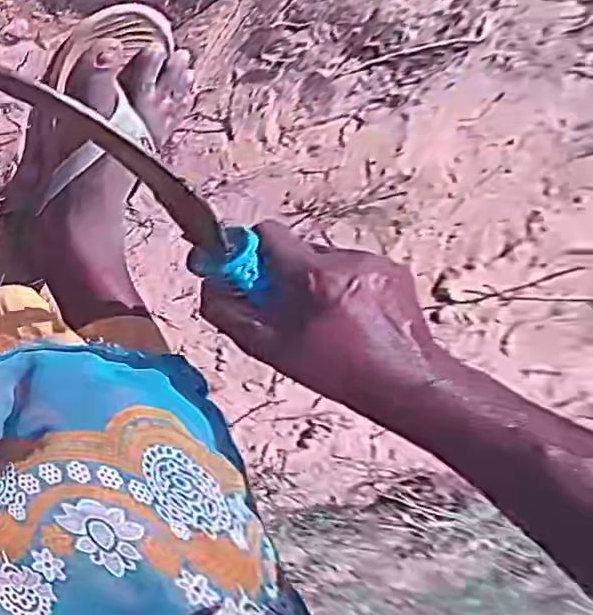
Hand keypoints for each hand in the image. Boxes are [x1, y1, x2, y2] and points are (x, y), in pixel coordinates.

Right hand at [199, 221, 454, 411]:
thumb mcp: (260, 342)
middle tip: (273, 305)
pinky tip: (336, 314)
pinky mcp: (392, 272)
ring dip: (303, 279)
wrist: (404, 380)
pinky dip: (330, 284)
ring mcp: (374, 264)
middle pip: (290, 249)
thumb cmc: (330, 365)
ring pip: (317, 259)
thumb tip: (209, 283)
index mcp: (311, 274)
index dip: (243, 252)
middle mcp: (345, 260)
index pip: (265, 233)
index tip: (238, 274)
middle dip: (274, 272)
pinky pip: (344, 267)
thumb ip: (224, 307)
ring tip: (309, 314)